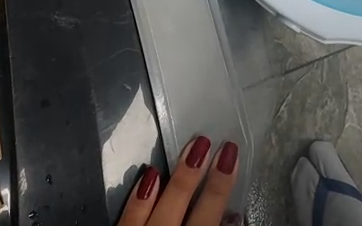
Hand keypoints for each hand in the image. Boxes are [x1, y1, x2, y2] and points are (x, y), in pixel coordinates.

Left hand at [118, 134, 240, 225]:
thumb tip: (233, 214)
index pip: (212, 217)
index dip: (223, 188)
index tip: (232, 155)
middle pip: (194, 210)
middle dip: (208, 179)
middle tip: (220, 144)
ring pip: (165, 206)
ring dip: (181, 177)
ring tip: (196, 144)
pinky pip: (129, 220)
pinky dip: (139, 199)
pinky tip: (150, 172)